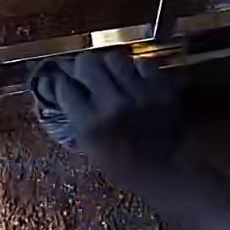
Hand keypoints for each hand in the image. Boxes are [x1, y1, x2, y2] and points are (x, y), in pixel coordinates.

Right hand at [32, 50, 181, 189]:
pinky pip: (143, 64)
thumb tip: (63, 90)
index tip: (66, 82)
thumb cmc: (124, 166)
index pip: (65, 87)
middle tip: (88, 73)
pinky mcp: (161, 89)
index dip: (63, 83)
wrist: (166, 172)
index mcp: (91, 125)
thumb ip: (78, 119)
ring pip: (114, 58)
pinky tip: (136, 80)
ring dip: (111, 66)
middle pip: (87, 64)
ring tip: (114, 75)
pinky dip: (138, 70)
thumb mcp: (92, 149)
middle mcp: (113, 105)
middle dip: (83, 68)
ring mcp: (139, 94)